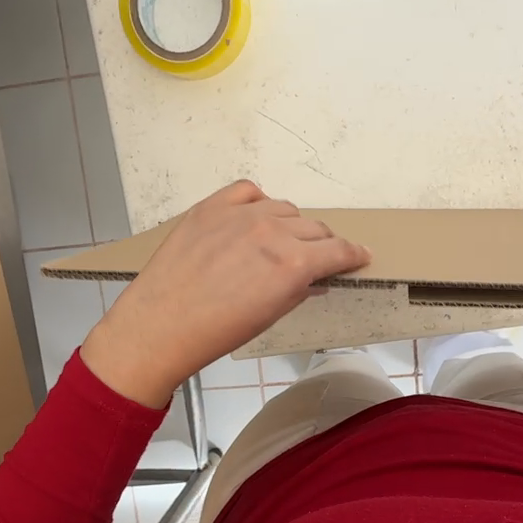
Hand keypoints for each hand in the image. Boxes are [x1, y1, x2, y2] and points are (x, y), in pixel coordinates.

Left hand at [80, 181, 371, 406]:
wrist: (162, 325)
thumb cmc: (217, 332)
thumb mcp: (270, 316)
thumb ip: (300, 290)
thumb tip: (315, 278)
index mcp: (293, 264)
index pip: (339, 250)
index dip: (354, 254)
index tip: (360, 256)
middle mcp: (272, 232)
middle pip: (315, 228)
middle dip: (323, 244)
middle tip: (317, 258)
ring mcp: (240, 214)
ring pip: (284, 208)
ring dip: (290, 225)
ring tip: (279, 244)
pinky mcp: (211, 206)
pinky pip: (248, 191)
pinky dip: (258, 202)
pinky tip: (254, 218)